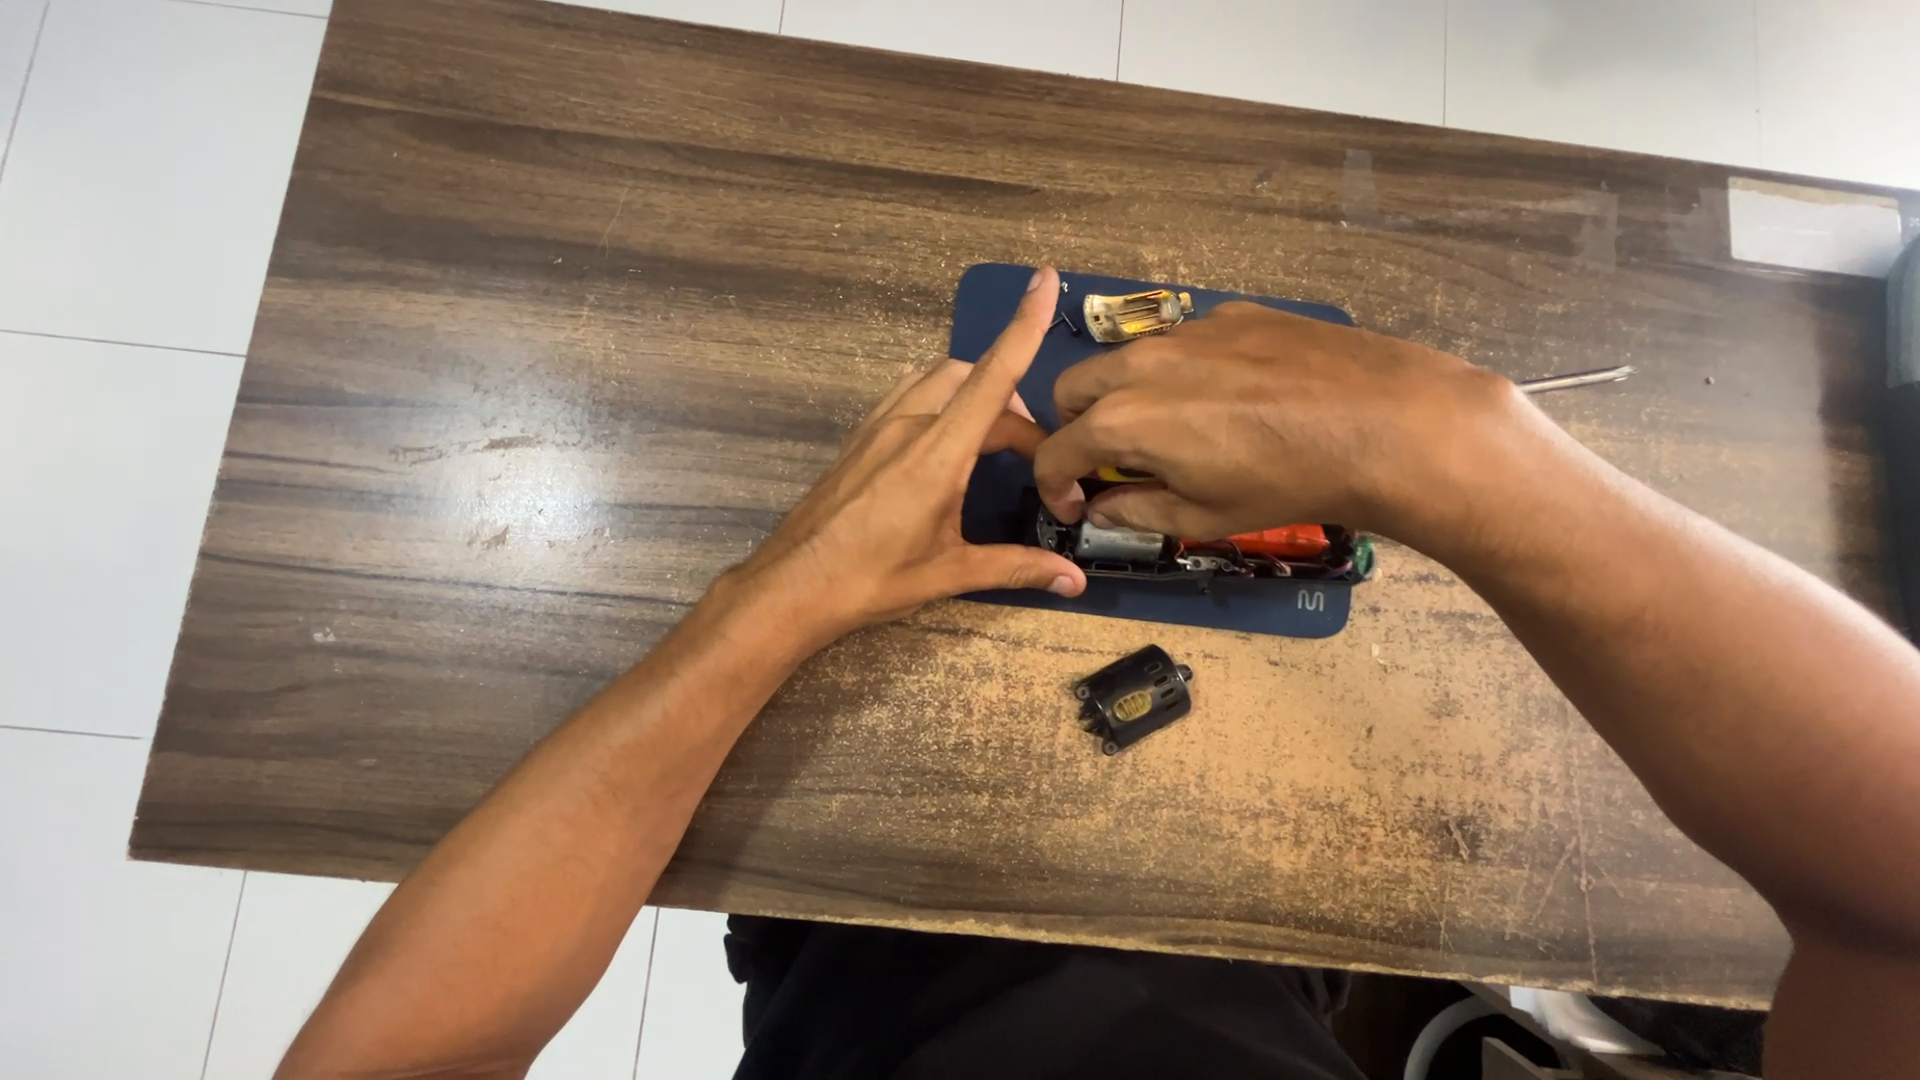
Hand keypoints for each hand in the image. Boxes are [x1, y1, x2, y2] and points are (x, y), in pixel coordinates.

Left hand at [725, 266, 1086, 642]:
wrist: (793, 586)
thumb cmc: (871, 580)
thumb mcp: (949, 573)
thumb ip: (1016, 567)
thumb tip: (1073, 582)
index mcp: (937, 453)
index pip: (992, 376)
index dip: (1024, 325)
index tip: (1045, 280)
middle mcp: (907, 425)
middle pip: (971, 377)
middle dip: (1011, 401)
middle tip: (1029, 453)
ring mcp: (877, 427)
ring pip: (935, 379)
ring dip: (972, 392)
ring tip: (991, 439)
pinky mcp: (858, 439)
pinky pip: (907, 396)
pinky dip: (939, 401)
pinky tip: (944, 442)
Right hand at [1031, 302, 1517, 543]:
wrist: (1385, 423)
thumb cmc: (1285, 483)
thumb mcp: (1201, 514)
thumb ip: (1132, 511)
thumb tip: (1099, 509)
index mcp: (1122, 419)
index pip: (1054, 452)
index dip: (1054, 487)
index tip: (1074, 507)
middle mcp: (1139, 364)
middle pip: (1071, 391)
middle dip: (1075, 430)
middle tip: (1110, 462)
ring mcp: (1186, 331)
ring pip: (1122, 361)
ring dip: (1120, 397)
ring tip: (1169, 428)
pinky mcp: (1230, 314)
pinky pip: (1178, 343)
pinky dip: (1175, 373)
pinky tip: (1226, 397)